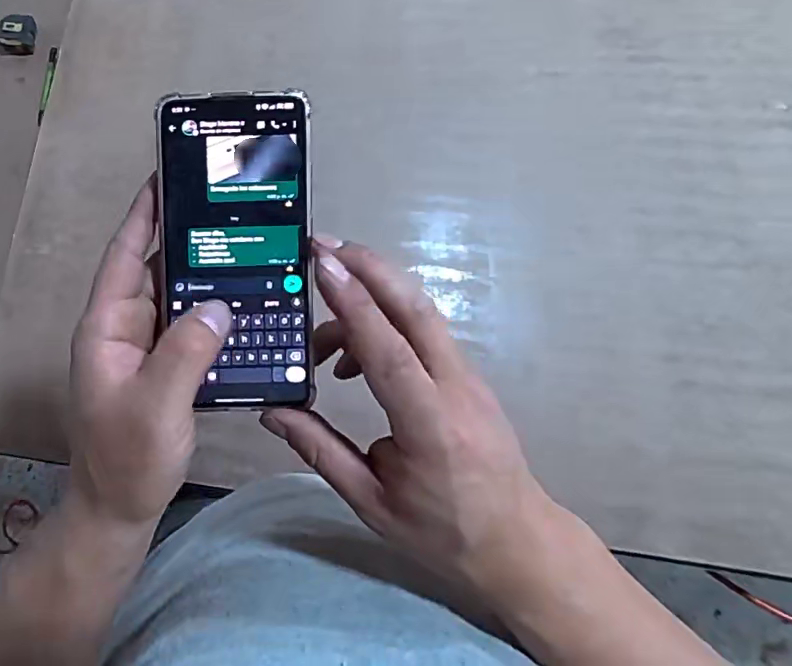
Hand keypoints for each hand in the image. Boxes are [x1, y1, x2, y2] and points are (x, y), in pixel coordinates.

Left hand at [66, 176, 232, 527]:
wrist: (117, 511)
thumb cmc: (125, 459)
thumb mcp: (155, 406)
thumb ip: (185, 353)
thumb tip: (218, 304)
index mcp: (105, 326)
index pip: (122, 257)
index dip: (140, 217)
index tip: (160, 180)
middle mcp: (121, 327)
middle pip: (151, 269)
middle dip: (180, 239)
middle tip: (219, 208)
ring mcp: (141, 346)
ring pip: (172, 296)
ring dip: (200, 275)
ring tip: (239, 245)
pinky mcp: (160, 365)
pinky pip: (185, 325)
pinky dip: (208, 310)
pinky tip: (239, 301)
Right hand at [260, 236, 564, 598]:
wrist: (521, 546)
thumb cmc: (444, 532)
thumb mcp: (372, 502)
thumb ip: (319, 449)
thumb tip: (270, 410)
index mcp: (431, 428)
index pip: (390, 352)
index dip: (353, 304)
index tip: (323, 264)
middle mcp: (455, 390)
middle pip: (415, 309)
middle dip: (368, 267)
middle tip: (321, 245)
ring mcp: (467, 377)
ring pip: (419, 311)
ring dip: (371, 287)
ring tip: (321, 299)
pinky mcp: (466, 373)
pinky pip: (420, 328)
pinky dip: (381, 316)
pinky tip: (349, 351)